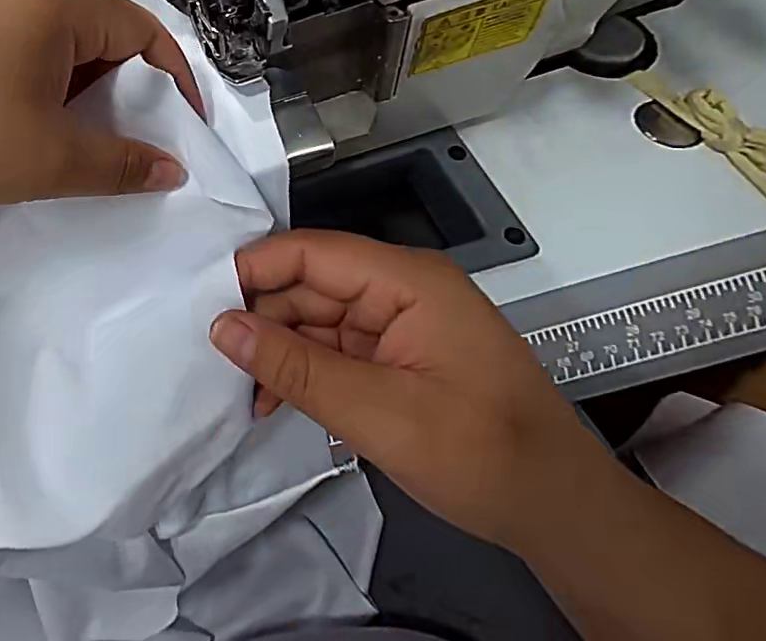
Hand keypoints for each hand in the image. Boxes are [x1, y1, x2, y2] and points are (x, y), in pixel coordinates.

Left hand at [0, 0, 203, 219]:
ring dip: (78, 98)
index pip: (143, 30)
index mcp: (55, 2)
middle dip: (125, 94)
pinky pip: (13, 59)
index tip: (183, 132)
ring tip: (73, 150)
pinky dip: (36, 95)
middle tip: (128, 148)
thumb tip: (171, 170)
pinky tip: (18, 136)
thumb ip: (120, 164)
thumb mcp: (47, 159)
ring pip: (54, 50)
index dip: (175, 81)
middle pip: (100, 36)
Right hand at [208, 229, 620, 550]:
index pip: (311, 252)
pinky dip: (299, 369)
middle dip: (262, 319)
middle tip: (217, 357)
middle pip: (307, 284)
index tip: (205, 301)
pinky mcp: (390, 352)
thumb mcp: (379, 413)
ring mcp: (393, 320)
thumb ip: (294, 367)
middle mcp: (397, 288)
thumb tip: (221, 327)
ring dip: (276, 350)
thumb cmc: (484, 455)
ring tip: (243, 389)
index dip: (255, 269)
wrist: (560, 514)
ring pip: (311, 317)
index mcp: (406, 279)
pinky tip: (272, 397)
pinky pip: (328, 346)